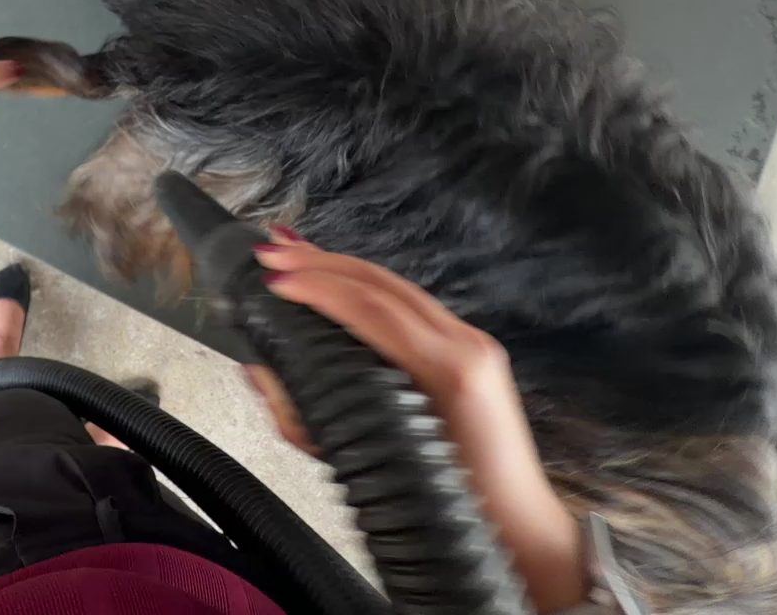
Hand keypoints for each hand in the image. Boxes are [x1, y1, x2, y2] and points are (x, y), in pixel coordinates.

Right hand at [248, 230, 587, 613]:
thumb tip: (259, 371)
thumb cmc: (449, 499)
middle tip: (272, 254)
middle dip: (318, 261)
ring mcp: (470, 338)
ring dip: (336, 263)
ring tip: (292, 252)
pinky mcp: (467, 341)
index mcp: (448, 372)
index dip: (317, 286)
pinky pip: (405, 296)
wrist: (517, 524)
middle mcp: (464, 345)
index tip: (276, 281)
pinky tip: (334, 272)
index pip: (370, 307)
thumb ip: (300, 415)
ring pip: (392, 281)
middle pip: (379, 282)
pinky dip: (361, 279)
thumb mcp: (361, 462)